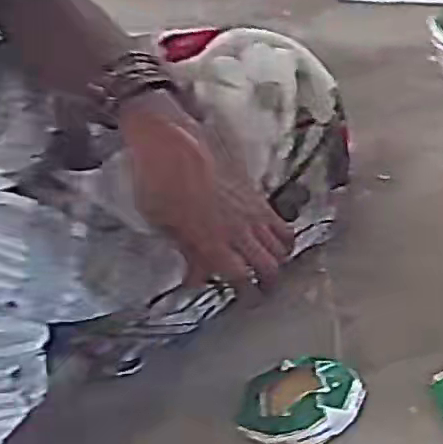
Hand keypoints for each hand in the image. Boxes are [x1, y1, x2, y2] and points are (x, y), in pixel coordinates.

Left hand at [120, 92, 292, 290]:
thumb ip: (184, 249)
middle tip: (261, 293)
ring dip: (277, 265)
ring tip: (271, 272)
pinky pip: (284, 231)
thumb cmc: (156, 178)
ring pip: (281, 252)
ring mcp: (254, 218)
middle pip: (267, 268)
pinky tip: (279, 247)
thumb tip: (197, 276)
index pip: (236, 276)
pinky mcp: (262, 204)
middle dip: (266, 284)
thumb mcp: (158, 218)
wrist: (174, 141)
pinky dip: (286, 244)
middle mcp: (238, 232)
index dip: (242, 293)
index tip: (240, 302)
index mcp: (209, 238)